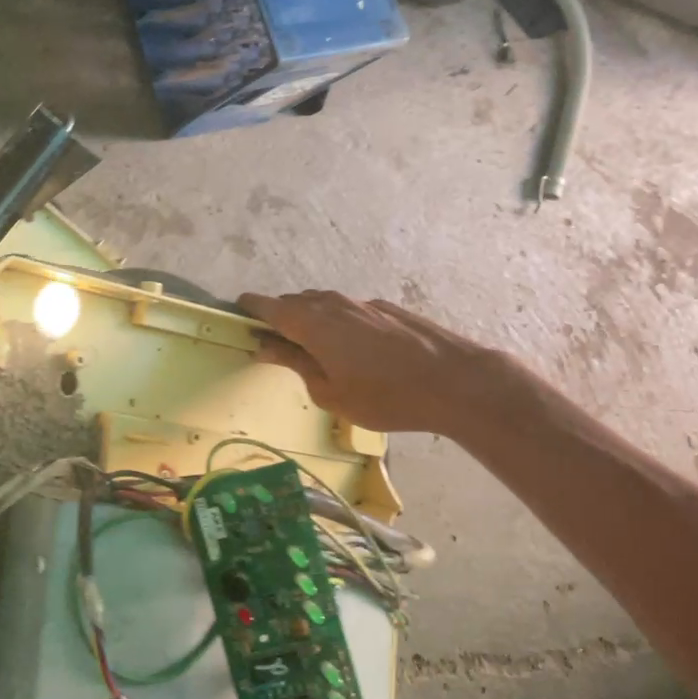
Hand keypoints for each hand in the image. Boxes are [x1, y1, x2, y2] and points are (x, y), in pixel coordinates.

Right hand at [238, 290, 532, 438]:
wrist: (459, 382)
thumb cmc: (386, 396)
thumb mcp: (330, 392)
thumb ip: (295, 364)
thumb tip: (265, 346)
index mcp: (309, 322)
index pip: (266, 305)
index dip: (249, 309)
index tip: (238, 316)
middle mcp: (331, 304)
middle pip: (294, 303)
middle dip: (281, 317)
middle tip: (277, 343)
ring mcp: (362, 303)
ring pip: (324, 305)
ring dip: (312, 319)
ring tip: (317, 348)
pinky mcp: (389, 309)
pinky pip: (351, 311)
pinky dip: (342, 324)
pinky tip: (359, 351)